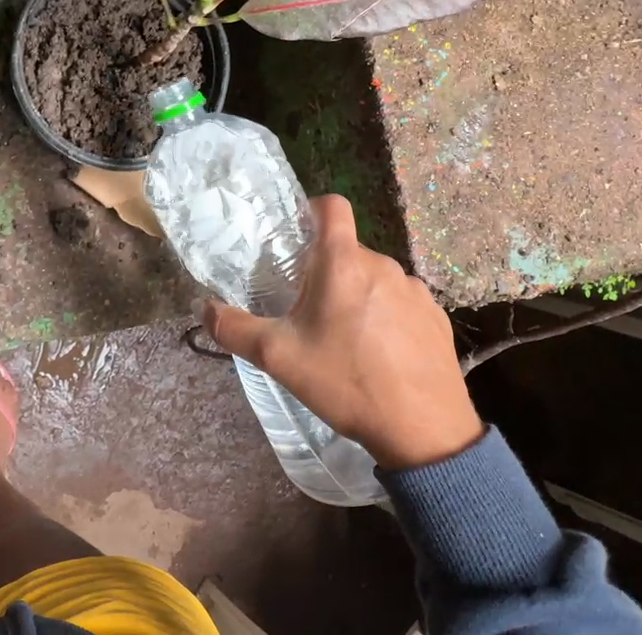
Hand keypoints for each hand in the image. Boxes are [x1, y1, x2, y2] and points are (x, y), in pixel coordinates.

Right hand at [197, 194, 483, 469]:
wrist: (426, 434)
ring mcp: (415, 291)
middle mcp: (383, 266)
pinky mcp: (437, 318)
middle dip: (324, 270)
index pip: (332, 206)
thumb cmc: (346, 383)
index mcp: (343, 264)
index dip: (310, 211)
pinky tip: (377, 352)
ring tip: (342, 335)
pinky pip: (400, 301)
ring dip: (355, 294)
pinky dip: (385, 315)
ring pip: (373, 277)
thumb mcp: (278, 358)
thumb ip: (234, 329)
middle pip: (346, 250)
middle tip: (305, 308)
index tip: (294, 238)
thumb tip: (205, 309)